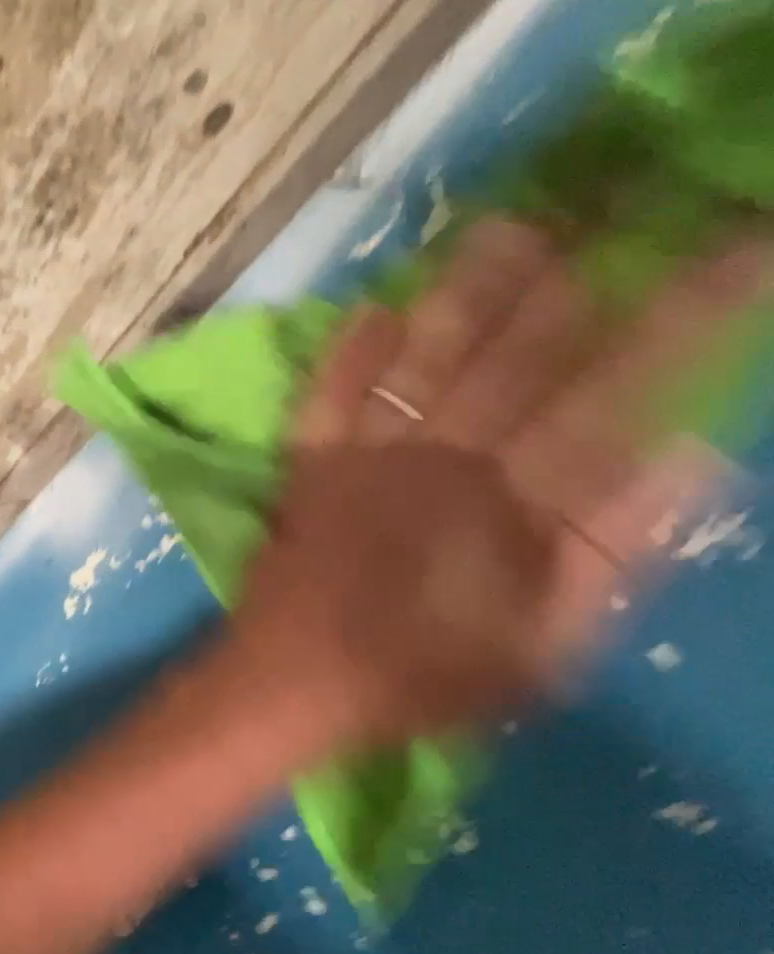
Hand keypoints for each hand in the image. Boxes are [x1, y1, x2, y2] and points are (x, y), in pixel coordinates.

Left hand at [232, 219, 762, 747]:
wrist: (289, 684)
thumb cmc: (419, 678)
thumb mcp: (544, 645)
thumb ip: (612, 555)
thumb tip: (690, 459)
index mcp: (512, 507)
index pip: (615, 397)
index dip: (680, 323)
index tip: (736, 254)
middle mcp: (438, 464)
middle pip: (515, 361)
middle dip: (577, 285)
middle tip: (624, 205)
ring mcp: (362, 460)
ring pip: (421, 363)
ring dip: (463, 296)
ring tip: (507, 229)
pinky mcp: (305, 470)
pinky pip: (323, 400)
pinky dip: (345, 356)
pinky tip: (371, 309)